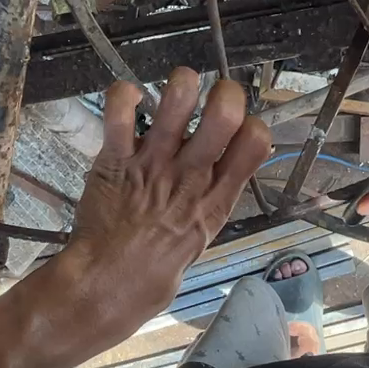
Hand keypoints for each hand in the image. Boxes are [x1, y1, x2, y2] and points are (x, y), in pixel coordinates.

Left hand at [43, 69, 271, 345]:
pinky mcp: (116, 159)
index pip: (256, 142)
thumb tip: (218, 178)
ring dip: (181, 84)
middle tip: (211, 101)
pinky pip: (120, 110)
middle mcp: (191, 174)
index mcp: (216, 197)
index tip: (237, 130)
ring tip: (176, 94)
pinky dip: (123, 94)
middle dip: (224, 93)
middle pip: (226, 110)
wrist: (111, 283)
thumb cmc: (156, 268)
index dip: (251, 124)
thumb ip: (210, 202)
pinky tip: (130, 100)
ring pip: (179, 97)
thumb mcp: (200, 238)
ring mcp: (154, 163)